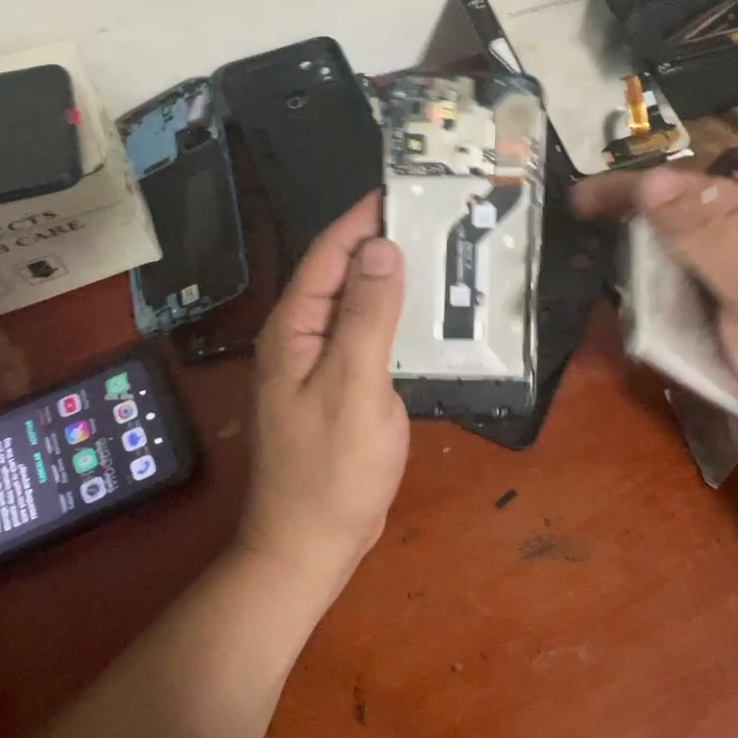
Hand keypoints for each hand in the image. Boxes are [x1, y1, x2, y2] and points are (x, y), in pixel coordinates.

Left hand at [236, 193, 409, 591]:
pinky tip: (430, 319)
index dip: (363, 219)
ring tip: (443, 258)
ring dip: (395, 283)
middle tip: (438, 222)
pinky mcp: (340, 390)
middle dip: (385, 245)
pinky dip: (397, 323)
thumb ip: (368, 316)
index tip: (405, 191)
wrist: (310, 545)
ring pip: (360, 308)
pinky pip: (369, 341)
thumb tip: (382, 248)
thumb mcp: (354, 386)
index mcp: (294, 329)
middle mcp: (302, 338)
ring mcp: (320, 366)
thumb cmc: (330, 470)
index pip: (329, 255)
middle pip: (344, 276)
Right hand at [573, 168, 737, 464]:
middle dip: (637, 245)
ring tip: (614, 300)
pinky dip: (661, 327)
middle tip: (589, 252)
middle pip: (680, 235)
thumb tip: (649, 180)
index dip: (635, 191)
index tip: (580, 200)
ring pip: (675, 282)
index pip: (694, 191)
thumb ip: (701, 232)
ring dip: (646, 292)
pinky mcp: (730, 339)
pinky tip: (643, 336)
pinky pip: (683, 321)